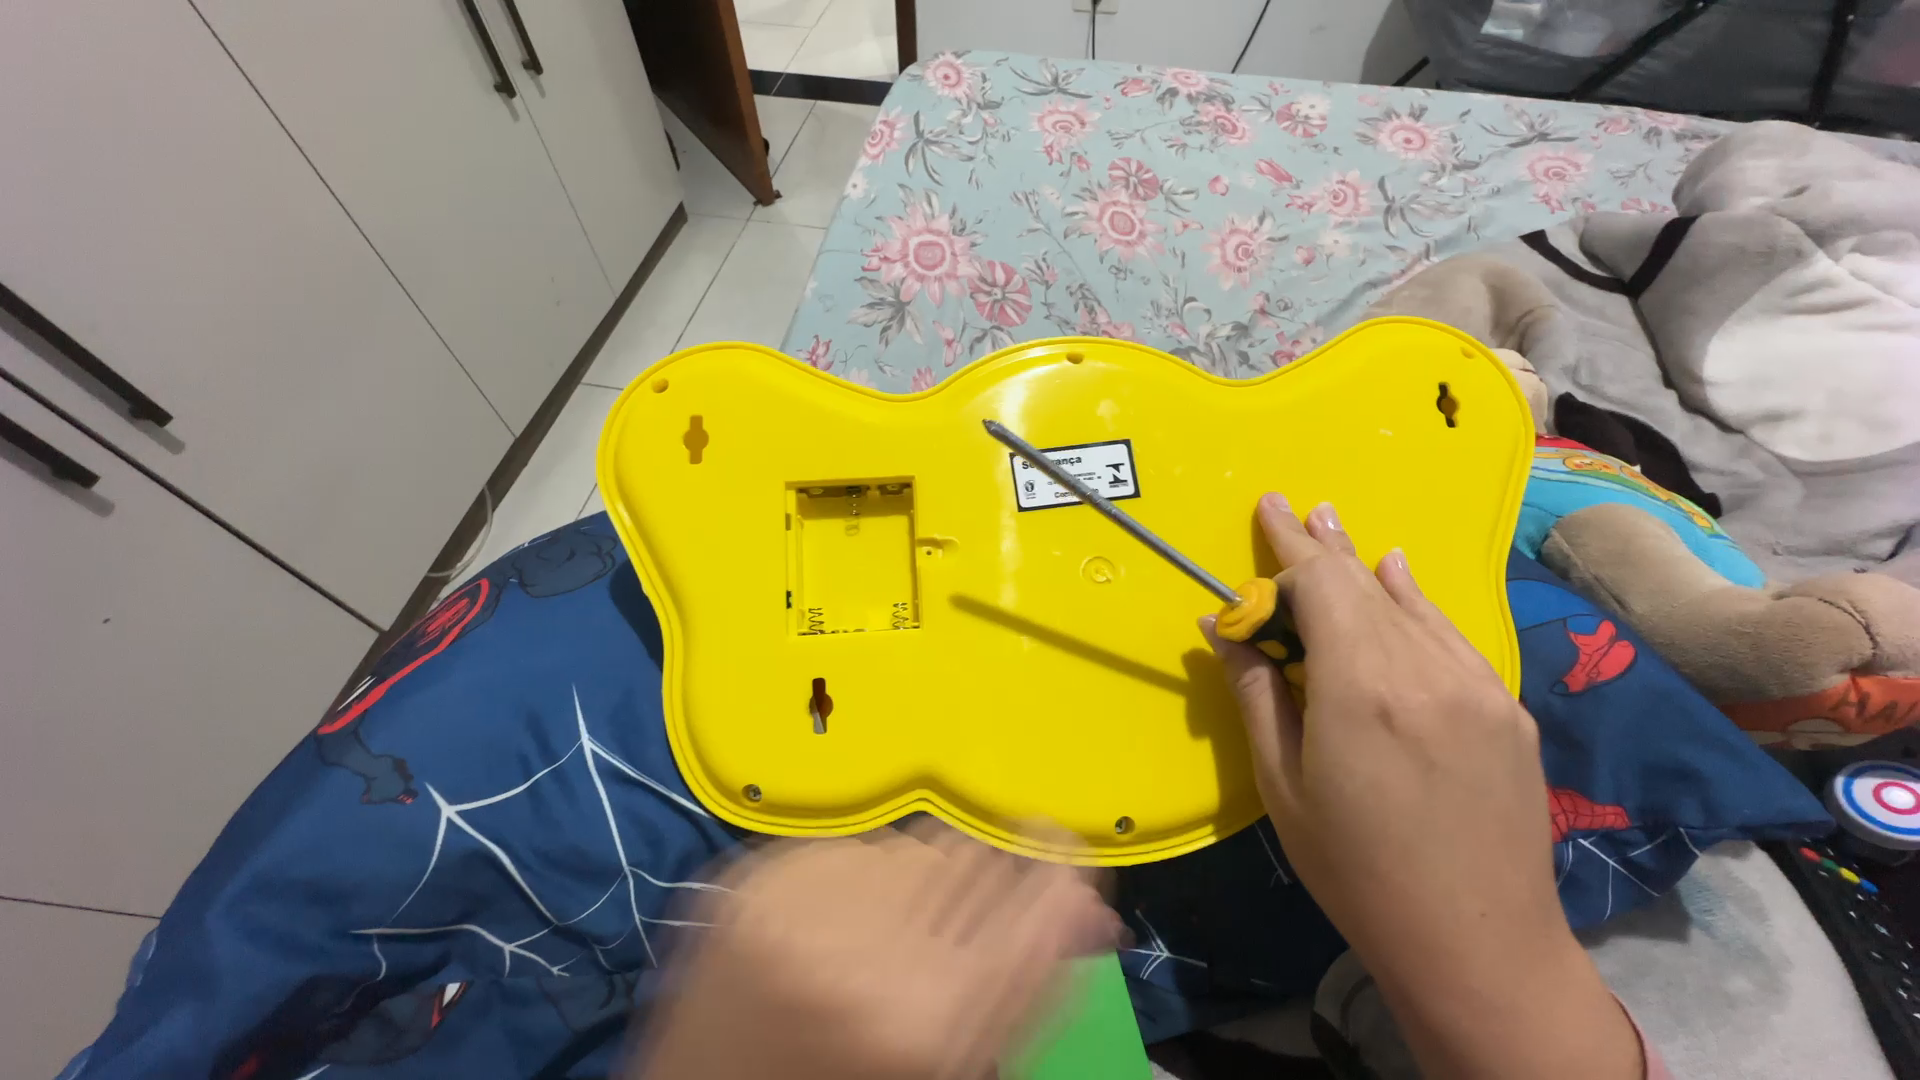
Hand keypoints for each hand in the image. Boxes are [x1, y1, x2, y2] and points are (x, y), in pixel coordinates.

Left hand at [631, 827, 1120, 1079]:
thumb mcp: (949, 1059)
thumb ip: (1024, 985)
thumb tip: (1084, 903)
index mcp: (928, 1022)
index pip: (1038, 900)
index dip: (1062, 867)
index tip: (1071, 857)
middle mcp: (866, 950)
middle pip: (977, 853)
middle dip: (992, 872)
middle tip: (973, 903)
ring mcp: (802, 902)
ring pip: (917, 841)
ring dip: (926, 874)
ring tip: (893, 923)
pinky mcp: (756, 873)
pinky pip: (854, 844)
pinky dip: (865, 874)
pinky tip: (843, 919)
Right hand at [1202, 494, 1641, 1079]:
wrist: (1477, 940)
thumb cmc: (1354, 867)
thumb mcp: (1282, 783)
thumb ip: (1256, 692)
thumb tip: (1222, 627)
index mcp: (1360, 687)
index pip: (1321, 585)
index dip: (1287, 548)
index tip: (1266, 511)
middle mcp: (1425, 668)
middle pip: (1363, 583)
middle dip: (1319, 546)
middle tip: (1291, 507)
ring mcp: (1476, 684)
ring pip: (1409, 601)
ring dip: (1365, 564)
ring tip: (1334, 525)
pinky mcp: (1506, 705)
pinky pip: (1449, 633)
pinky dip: (1414, 599)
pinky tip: (1398, 574)